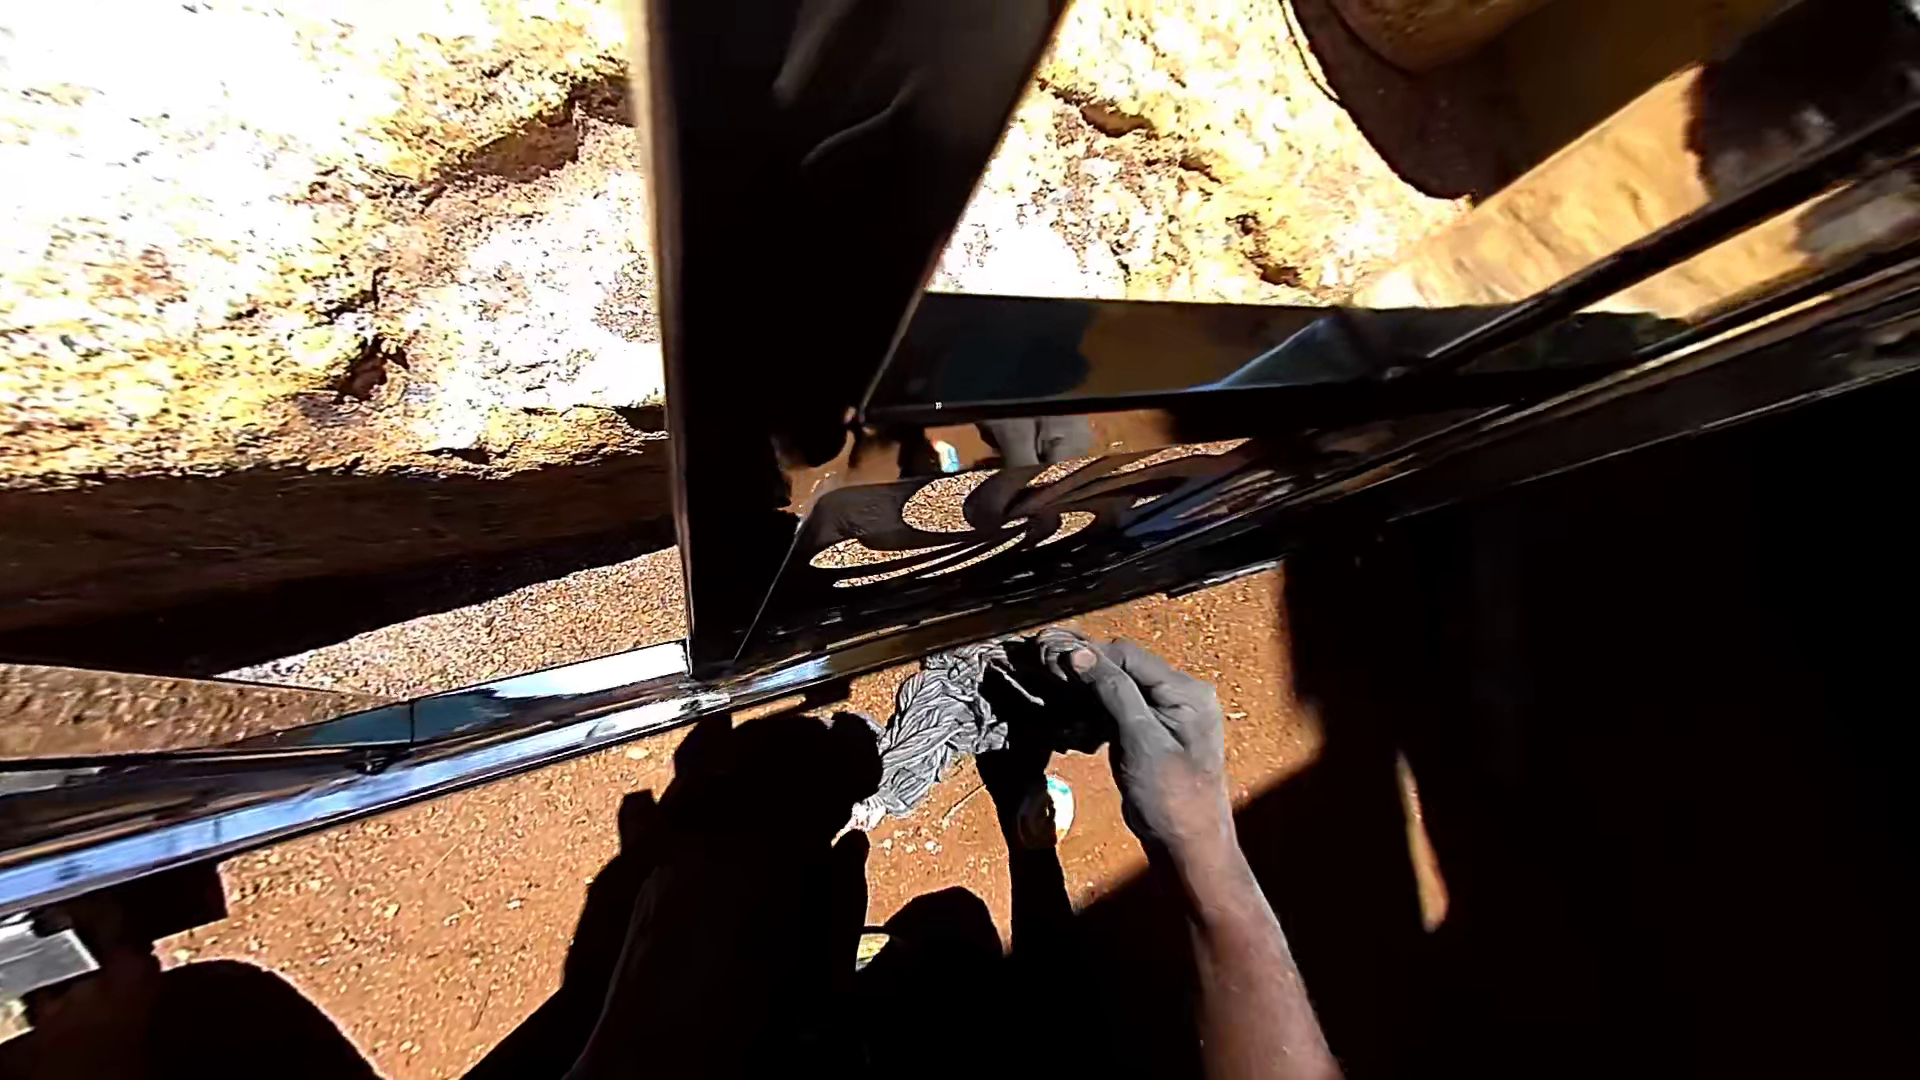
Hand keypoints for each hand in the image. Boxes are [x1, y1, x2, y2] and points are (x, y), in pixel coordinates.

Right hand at [1067, 642, 1233, 862]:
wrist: (1186, 849)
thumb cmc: (1172, 798)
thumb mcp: (1142, 740)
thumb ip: (1113, 691)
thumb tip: (1079, 653)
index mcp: (1186, 691)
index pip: (1130, 656)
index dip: (1091, 656)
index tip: (1055, 661)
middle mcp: (1179, 694)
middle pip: (1123, 667)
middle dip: (1087, 671)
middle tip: (1052, 675)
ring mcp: (1165, 712)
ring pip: (1117, 685)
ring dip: (1088, 689)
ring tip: (1059, 693)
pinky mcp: (1149, 729)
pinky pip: (1118, 706)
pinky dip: (1095, 708)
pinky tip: (1074, 714)